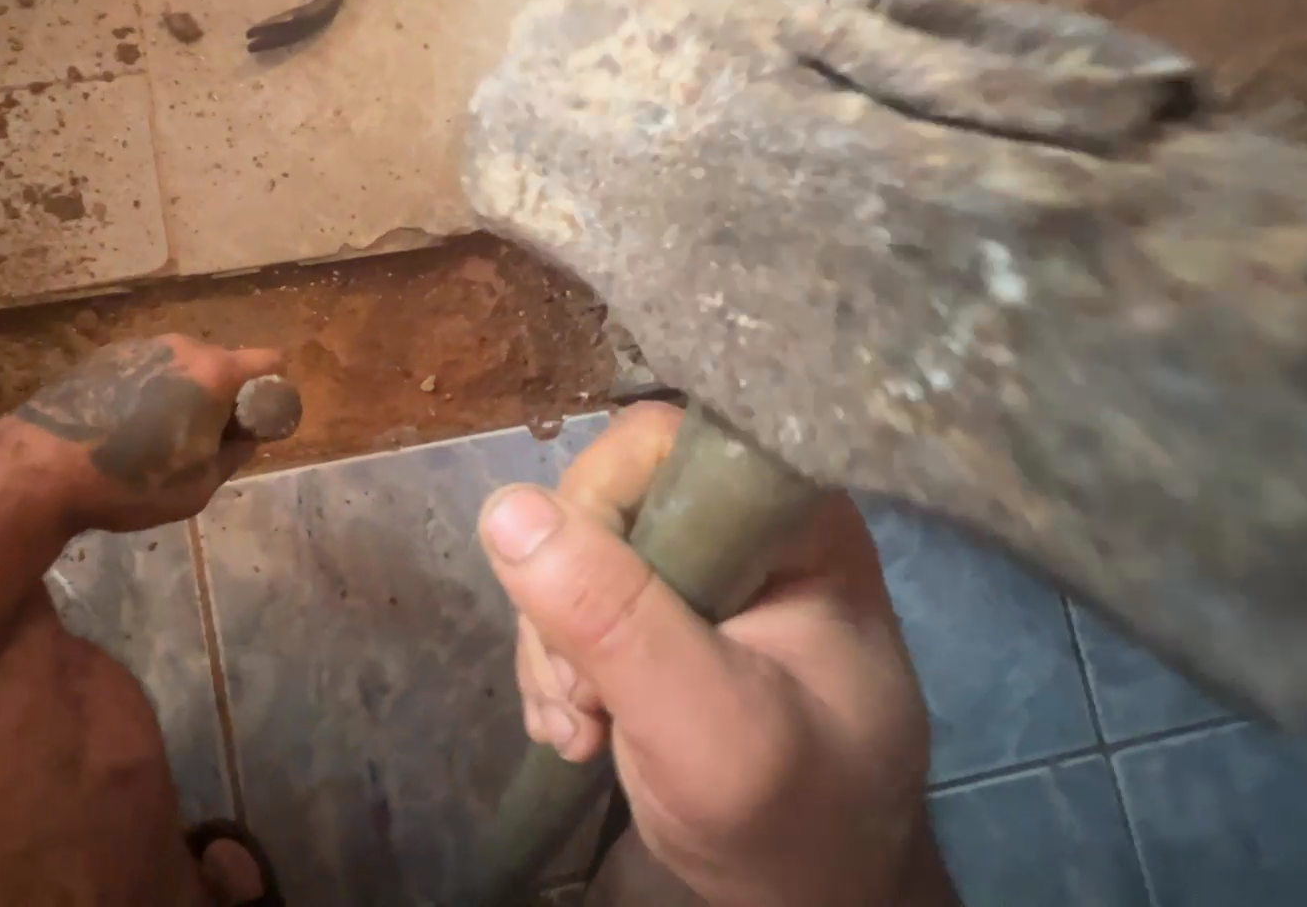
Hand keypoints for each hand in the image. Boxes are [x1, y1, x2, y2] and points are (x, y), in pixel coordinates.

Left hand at [12, 335, 283, 532]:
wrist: (37, 470)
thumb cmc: (131, 482)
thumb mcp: (199, 486)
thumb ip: (235, 453)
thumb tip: (246, 435)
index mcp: (213, 373)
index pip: (270, 363)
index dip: (272, 394)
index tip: (255, 426)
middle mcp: (180, 348)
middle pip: (224, 364)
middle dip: (225, 398)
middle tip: (204, 441)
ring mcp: (139, 347)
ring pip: (182, 368)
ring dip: (185, 395)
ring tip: (157, 439)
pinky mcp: (104, 356)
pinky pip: (148, 370)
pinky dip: (151, 393)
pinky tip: (124, 430)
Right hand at [478, 404, 949, 906]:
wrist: (801, 895)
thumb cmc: (793, 817)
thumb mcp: (710, 730)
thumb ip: (616, 621)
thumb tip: (505, 510)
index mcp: (784, 516)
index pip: (656, 445)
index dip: (594, 511)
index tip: (586, 617)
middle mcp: (735, 520)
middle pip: (595, 498)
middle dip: (563, 603)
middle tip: (582, 700)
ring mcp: (693, 562)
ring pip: (567, 549)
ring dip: (550, 643)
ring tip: (580, 728)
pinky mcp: (655, 601)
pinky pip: (565, 592)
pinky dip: (550, 660)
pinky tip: (574, 724)